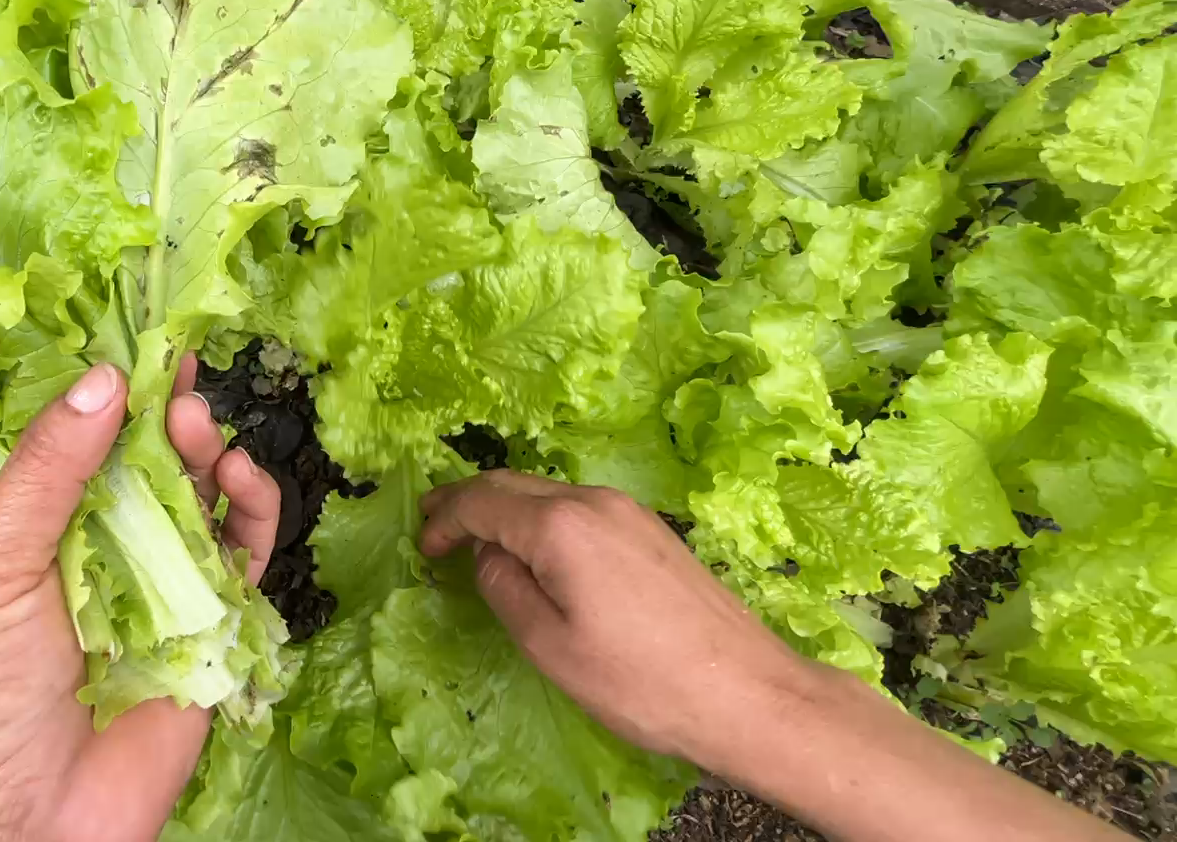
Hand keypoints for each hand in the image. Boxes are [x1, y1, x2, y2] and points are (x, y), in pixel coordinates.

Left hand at [0, 358, 279, 841]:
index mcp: (54, 518)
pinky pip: (245, 549)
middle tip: (181, 390)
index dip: (123, 387)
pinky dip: (254, 509)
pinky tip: (243, 480)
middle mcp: (114, 537)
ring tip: (204, 435)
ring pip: (205, 492)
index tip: (151, 340)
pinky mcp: (214, 615)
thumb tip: (103, 380)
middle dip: (171, 414)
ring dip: (212, 452)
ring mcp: (168, 575)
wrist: (35, 819)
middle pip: (156, 457)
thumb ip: (46, 474)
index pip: (94, 435)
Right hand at [417, 470, 812, 765]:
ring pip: (541, 490)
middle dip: (464, 498)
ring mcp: (624, 509)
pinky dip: (536, 516)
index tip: (423, 547)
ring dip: (501, 506)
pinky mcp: (647, 527)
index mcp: (557, 524)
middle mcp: (589, 499)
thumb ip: (502, 586)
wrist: (756, 697)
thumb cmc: (640, 680)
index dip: (443, 520)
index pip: (479, 502)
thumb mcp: (548, 644)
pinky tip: (534, 547)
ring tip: (476, 534)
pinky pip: (573, 505)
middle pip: (508, 482)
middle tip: (433, 521)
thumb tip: (490, 555)